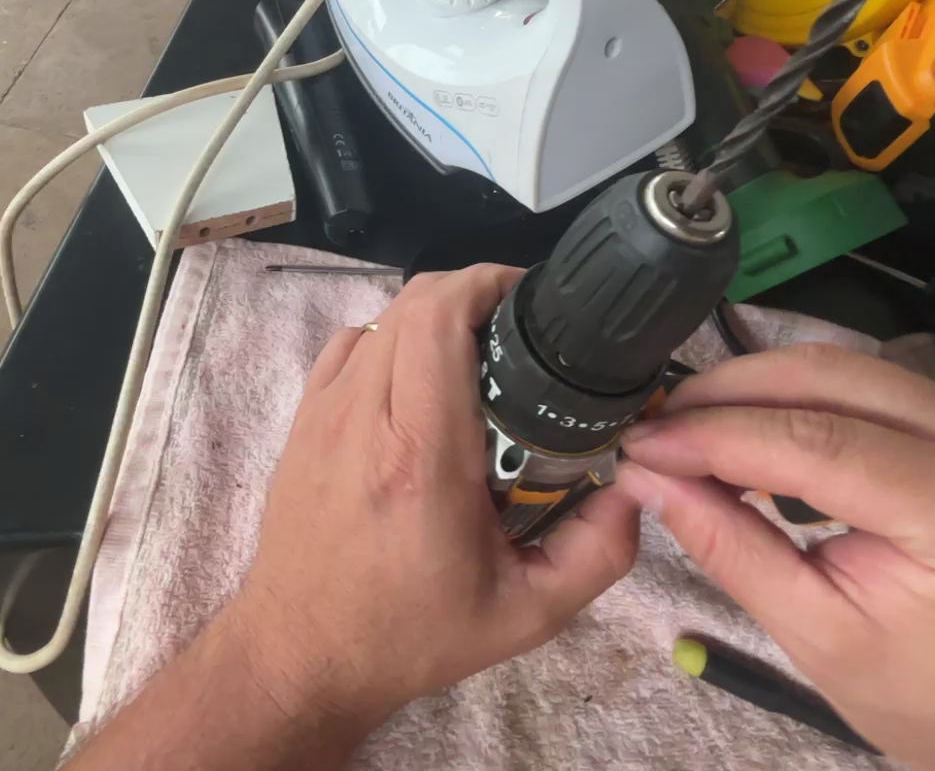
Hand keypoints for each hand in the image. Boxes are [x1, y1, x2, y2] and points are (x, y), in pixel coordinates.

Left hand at [217, 264, 640, 732]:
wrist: (302, 650)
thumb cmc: (411, 632)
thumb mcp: (524, 614)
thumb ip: (596, 553)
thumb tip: (633, 483)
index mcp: (420, 456)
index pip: (438, 320)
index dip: (484, 284)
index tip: (525, 295)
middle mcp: (363, 417)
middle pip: (413, 303)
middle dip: (469, 290)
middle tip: (515, 322)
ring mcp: (323, 410)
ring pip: (383, 317)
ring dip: (433, 314)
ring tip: (474, 349)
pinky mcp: (303, 416)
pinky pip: (352, 344)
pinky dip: (392, 337)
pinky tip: (417, 375)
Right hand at [617, 343, 934, 770]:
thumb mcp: (820, 638)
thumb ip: (727, 545)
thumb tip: (643, 475)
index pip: (816, 442)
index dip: (712, 435)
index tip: (638, 442)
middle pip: (826, 377)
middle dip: (723, 393)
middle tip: (656, 427)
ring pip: (838, 366)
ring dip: (750, 388)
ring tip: (689, 426)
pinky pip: (861, 382)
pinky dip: (788, 397)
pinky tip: (747, 426)